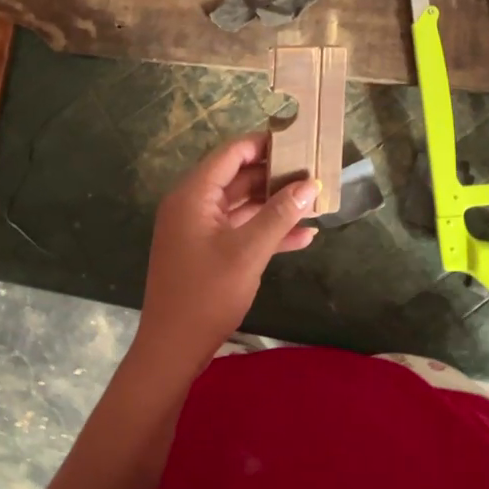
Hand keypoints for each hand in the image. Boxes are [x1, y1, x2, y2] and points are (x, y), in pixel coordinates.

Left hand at [138, 133, 317, 359]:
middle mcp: (192, 204)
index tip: (299, 139)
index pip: (231, 154)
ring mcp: (198, 229)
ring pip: (242, 205)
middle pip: (237, 177)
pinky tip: (303, 237)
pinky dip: (266, 231)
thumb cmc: (207, 294)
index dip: (264, 144)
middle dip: (276, 176)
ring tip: (316, 202)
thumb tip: (309, 184)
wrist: (172, 349)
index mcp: (193, 194)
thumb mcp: (248, 252)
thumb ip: (279, 215)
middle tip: (315, 172)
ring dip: (276, 205)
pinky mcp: (206, 251)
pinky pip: (239, 230)